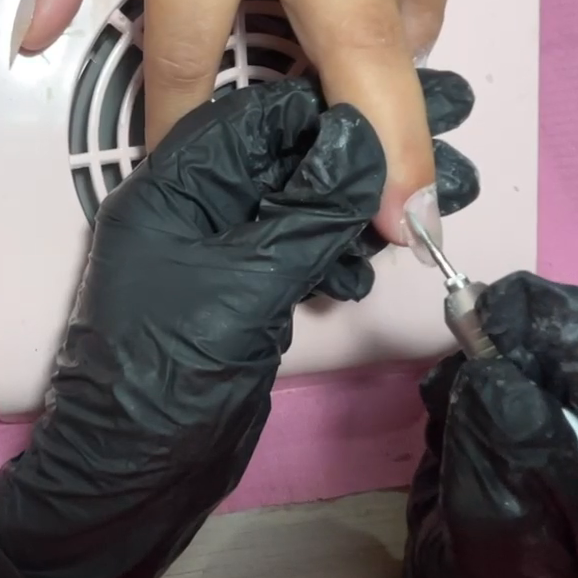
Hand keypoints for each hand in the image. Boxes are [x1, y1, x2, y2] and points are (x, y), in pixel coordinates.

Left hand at [0, 80, 383, 577]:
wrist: (136, 470)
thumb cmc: (171, 375)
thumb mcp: (246, 285)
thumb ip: (310, 211)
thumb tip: (370, 141)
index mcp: (168, 191)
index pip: (252, 119)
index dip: (324, 110)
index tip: (402, 106)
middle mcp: (189, 210)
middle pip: (281, 159)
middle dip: (355, 161)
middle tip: (441, 152)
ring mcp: (214, 253)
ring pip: (294, 208)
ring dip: (354, 213)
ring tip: (421, 222)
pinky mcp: (238, 291)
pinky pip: (293, 252)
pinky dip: (331, 256)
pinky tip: (361, 274)